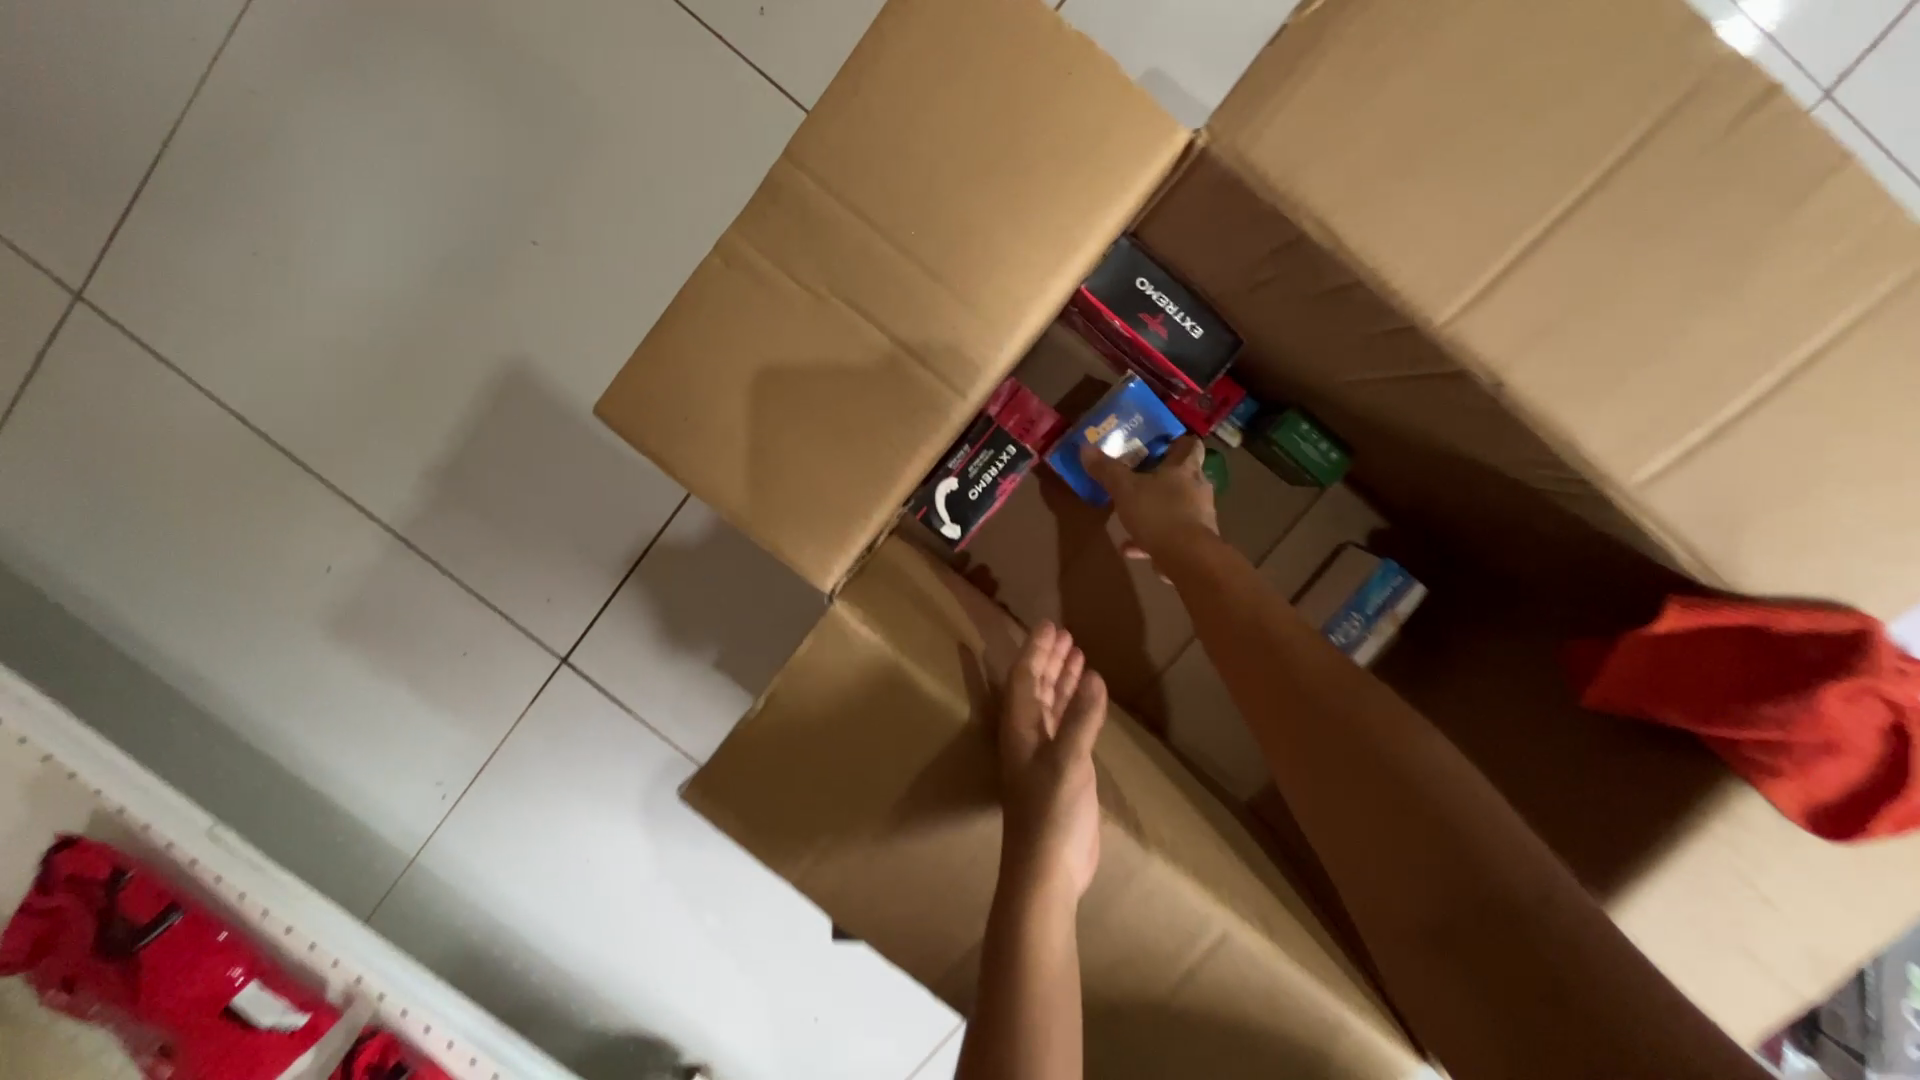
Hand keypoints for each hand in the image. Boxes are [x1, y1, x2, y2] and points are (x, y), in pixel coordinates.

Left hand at [997, 622, 1107, 901]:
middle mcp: (1028, 736)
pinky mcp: (1063, 772)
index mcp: (1019, 729)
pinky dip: (1077, 707)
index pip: (1024, 678)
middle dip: (1049, 660)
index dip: (1035, 650)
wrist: (1048, 870)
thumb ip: (1081, 719)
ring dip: (1062, 680)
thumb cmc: (1050, 813)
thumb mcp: (1068, 761)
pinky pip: (1068, 726)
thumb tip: (1094, 676)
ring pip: (1051, 706)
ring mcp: (1045, 755)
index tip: (1050, 624)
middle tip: (1066, 633)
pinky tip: (1090, 697)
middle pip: (1035, 687)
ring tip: (1078, 655)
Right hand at [1080, 435, 1218, 564]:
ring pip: (1177, 507)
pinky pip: (1172, 535)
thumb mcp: (1124, 489)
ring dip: (1156, 511)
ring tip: (1131, 516)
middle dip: (1163, 478)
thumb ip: (1106, 470)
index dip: (1177, 441)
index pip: (1190, 445)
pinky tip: (1130, 549)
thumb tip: (1085, 447)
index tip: (1159, 443)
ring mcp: (1200, 516)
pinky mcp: (1196, 542)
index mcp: (1185, 468)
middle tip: (1140, 478)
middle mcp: (1198, 488)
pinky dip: (1153, 540)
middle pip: (1184, 476)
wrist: (1188, 557)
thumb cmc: (1158, 513)